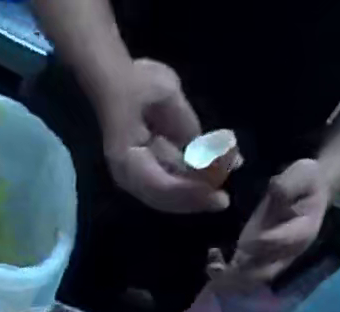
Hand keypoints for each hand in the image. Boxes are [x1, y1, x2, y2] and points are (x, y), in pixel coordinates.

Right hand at [98, 59, 229, 213]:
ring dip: (193, 196)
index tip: (217, 190)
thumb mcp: (166, 97)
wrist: (116, 83)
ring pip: (167, 197)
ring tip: (219, 190)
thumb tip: (207, 153)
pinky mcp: (145, 172)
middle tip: (223, 201)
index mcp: (128, 160)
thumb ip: (185, 126)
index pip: (161, 185)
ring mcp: (135, 176)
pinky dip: (189, 186)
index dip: (189, 190)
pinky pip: (168, 187)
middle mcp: (129, 176)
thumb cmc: (137, 84)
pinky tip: (209, 180)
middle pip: (164, 198)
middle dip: (194, 200)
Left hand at [206, 158, 330, 290]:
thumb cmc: (304, 182)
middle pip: (264, 273)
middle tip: (221, 266)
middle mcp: (285, 253)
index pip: (281, 244)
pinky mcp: (253, 260)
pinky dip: (223, 273)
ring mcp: (268, 260)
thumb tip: (273, 188)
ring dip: (228, 279)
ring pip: (248, 280)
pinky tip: (213, 259)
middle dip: (241, 274)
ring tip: (213, 265)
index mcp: (302, 232)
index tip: (244, 243)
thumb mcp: (302, 173)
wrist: (304, 194)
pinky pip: (238, 276)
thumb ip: (289, 184)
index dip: (263, 245)